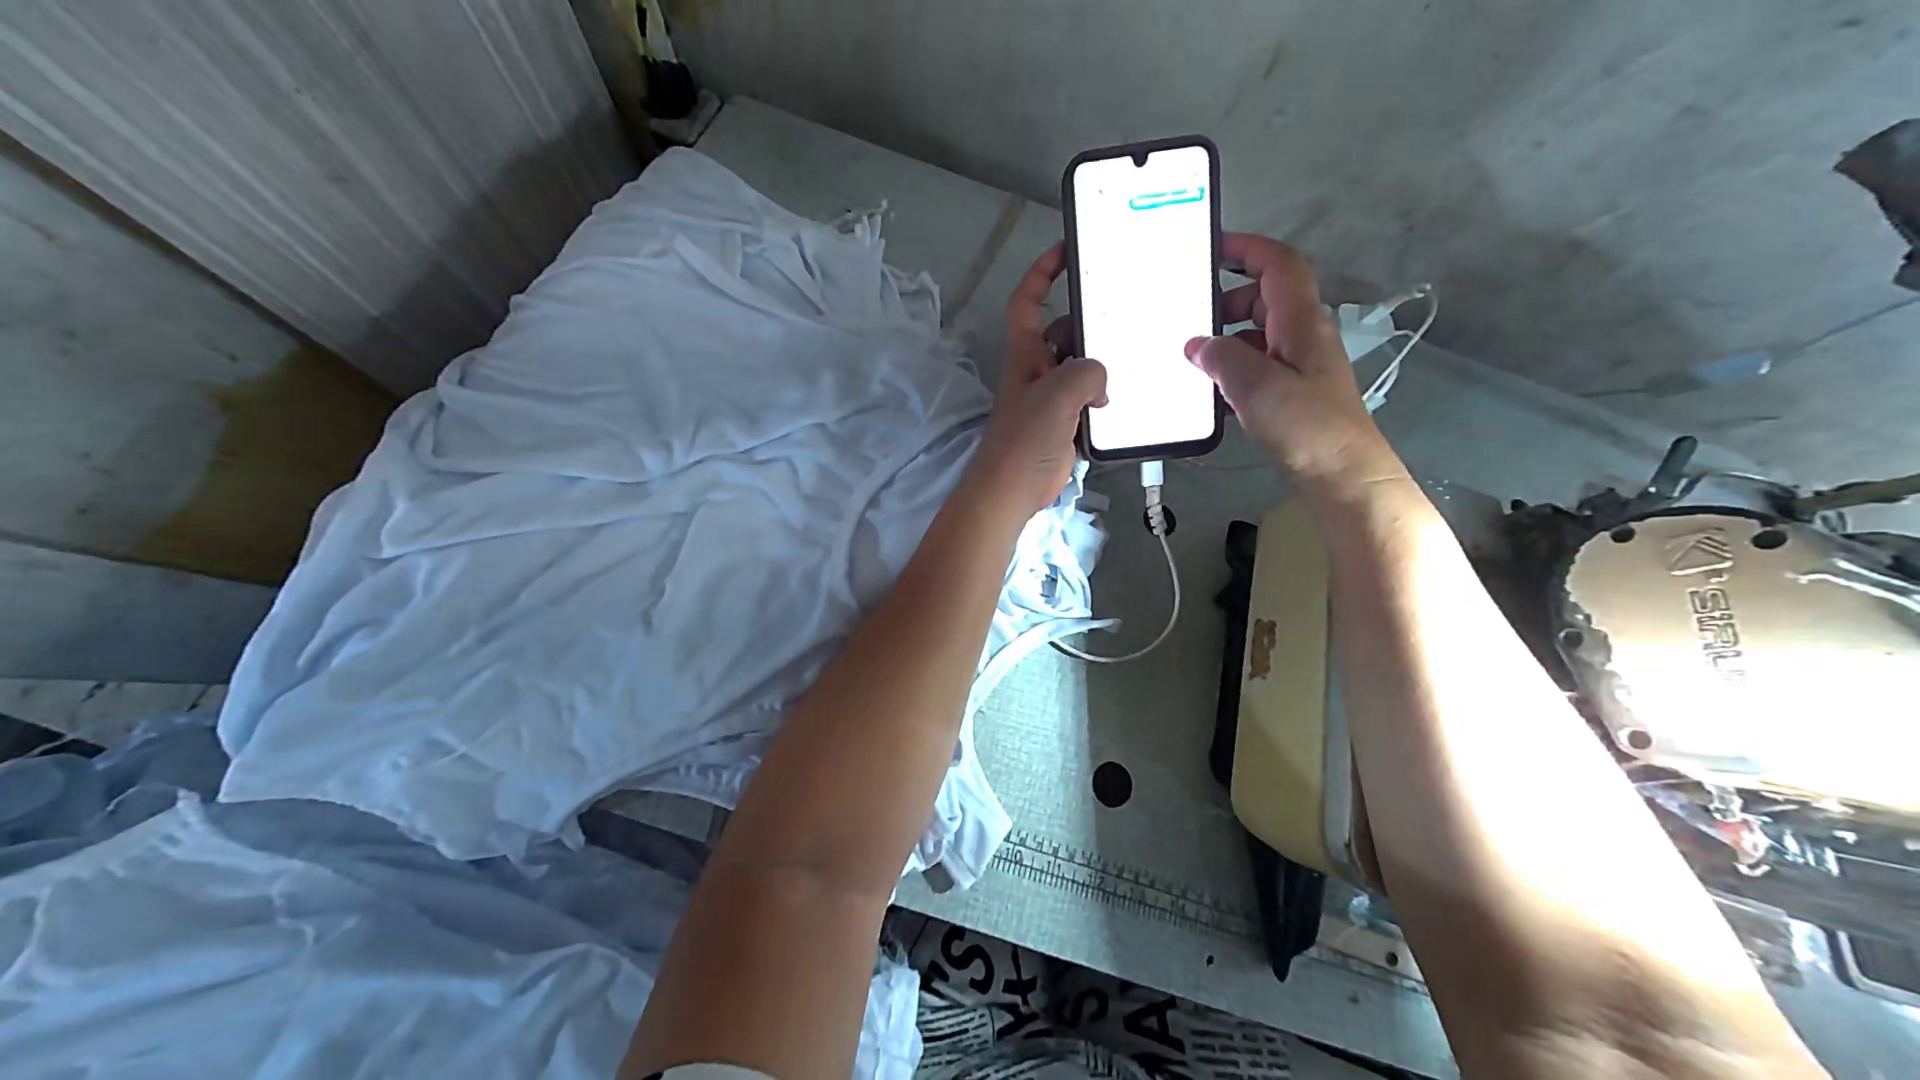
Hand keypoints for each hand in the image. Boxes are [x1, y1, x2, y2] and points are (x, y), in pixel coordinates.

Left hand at [964, 242, 1107, 516]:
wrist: (1014, 490)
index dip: (1042, 273)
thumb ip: (1087, 372)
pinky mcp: (1065, 425)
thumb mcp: (1057, 393)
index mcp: (1026, 354)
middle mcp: (1038, 371)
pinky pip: (1091, 403)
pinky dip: (1107, 402)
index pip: (1027, 303)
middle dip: (1092, 328)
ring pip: (1084, 370)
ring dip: (1105, 368)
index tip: (1065, 250)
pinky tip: (1130, 402)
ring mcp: (1052, 399)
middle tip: (1129, 319)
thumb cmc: (1026, 438)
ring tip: (1139, 359)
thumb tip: (1101, 384)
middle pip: (1067, 335)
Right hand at [1183, 234, 1405, 496]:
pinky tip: (1209, 391)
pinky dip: (1231, 369)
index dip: (1248, 248)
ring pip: (1256, 335)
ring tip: (1191, 359)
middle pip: (1263, 298)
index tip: (1212, 247)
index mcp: (1301, 322)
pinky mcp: (1291, 392)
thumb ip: (1222, 358)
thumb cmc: (1306, 426)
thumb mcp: (1257, 386)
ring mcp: (1298, 365)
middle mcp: (1302, 335)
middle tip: (1189, 317)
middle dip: (1224, 302)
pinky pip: (1256, 366)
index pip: (1279, 265)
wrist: (1341, 474)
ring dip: (1225, 340)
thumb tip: (1197, 345)